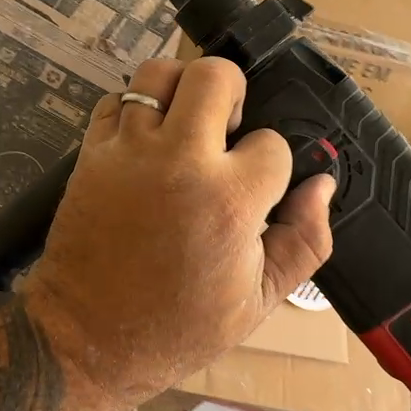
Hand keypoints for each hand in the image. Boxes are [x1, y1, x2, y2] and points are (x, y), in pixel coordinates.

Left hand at [20, 57, 334, 407]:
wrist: (88, 338)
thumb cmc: (178, 326)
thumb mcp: (259, 299)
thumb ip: (305, 239)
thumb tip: (322, 185)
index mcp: (229, 200)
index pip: (272, 142)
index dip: (271, 164)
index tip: (256, 190)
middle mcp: (178, 161)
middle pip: (216, 74)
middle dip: (233, 94)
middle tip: (225, 130)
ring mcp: (129, 151)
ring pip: (160, 72)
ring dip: (181, 89)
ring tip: (185, 125)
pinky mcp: (91, 153)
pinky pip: (115, 100)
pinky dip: (134, 110)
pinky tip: (146, 141)